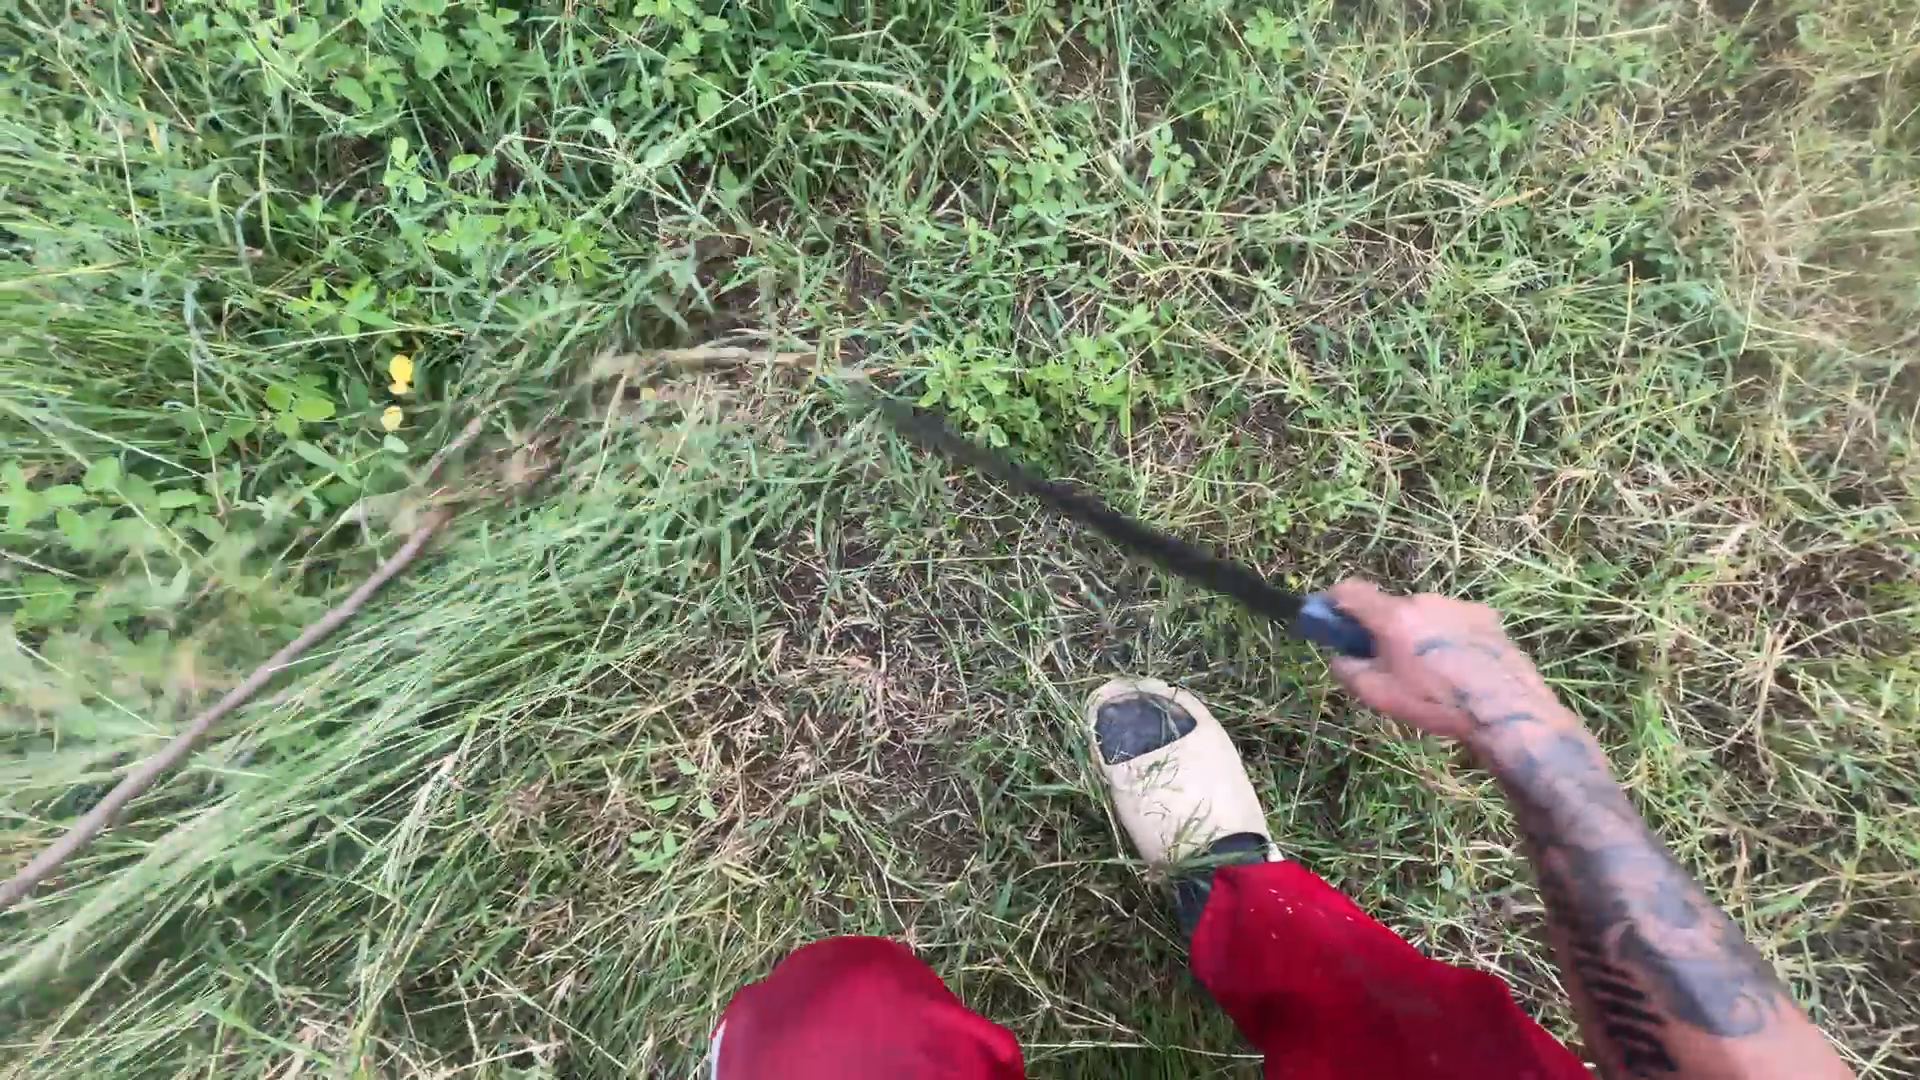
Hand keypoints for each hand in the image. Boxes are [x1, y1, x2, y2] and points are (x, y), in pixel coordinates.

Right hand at [1323, 578, 1569, 743]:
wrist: (1509, 715)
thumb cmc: (1436, 703)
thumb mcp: (1377, 695)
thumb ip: (1347, 670)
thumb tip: (1341, 657)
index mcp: (1393, 616)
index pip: (1349, 591)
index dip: (1332, 602)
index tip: (1329, 619)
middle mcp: (1424, 601)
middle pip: (1389, 607)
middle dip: (1381, 627)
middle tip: (1386, 659)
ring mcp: (1458, 606)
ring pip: (1422, 614)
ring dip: (1415, 632)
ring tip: (1429, 668)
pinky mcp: (1487, 617)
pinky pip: (1451, 621)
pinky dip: (1444, 636)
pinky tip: (1457, 666)